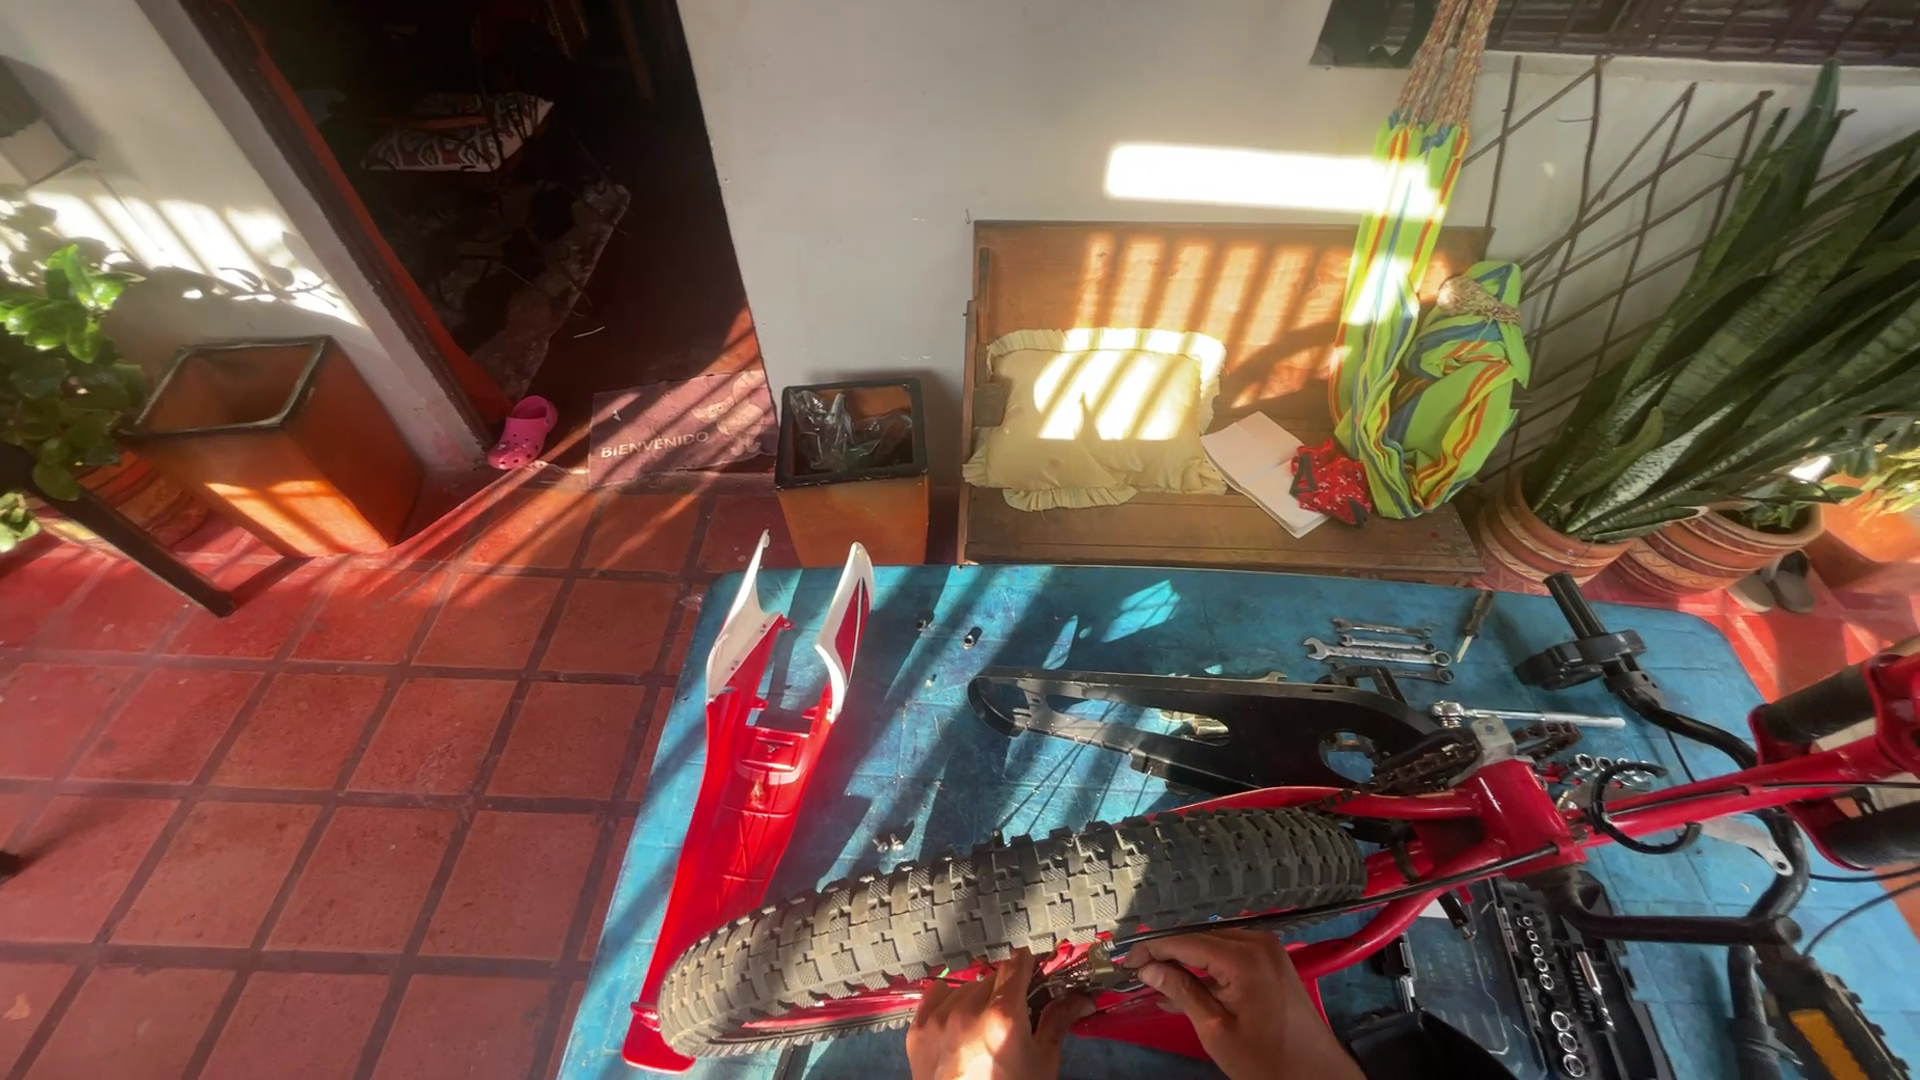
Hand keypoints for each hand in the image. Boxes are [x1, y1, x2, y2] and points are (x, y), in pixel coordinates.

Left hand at [907, 950, 1095, 1079]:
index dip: (1027, 965)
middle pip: (992, 979)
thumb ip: (1058, 1022)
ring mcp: (939, 1018)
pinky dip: (948, 1003)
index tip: (1032, 969)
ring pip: (966, 988)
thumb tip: (1081, 999)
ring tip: (984, 1028)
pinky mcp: (918, 1031)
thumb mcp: (1042, 1064)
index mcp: (1003, 1015)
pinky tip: (957, 1022)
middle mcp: (968, 1009)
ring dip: (977, 999)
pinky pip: (936, 997)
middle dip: (1005, 991)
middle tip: (1012, 1015)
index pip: (1016, 965)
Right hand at [1122, 930, 1364, 1079]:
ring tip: (1158, 979)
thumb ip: (1181, 992)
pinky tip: (1189, 982)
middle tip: (1139, 971)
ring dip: (1186, 958)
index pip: (1184, 941)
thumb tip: (1147, 968)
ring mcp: (1267, 947)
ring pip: (1213, 942)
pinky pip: (1231, 951)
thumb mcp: (1217, 1032)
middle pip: (1198, 938)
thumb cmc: (1267, 1063)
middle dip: (1167, 953)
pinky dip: (1208, 964)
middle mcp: (1256, 940)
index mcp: (1242, 956)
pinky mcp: (1273, 958)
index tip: (1126, 962)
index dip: (1151, 950)